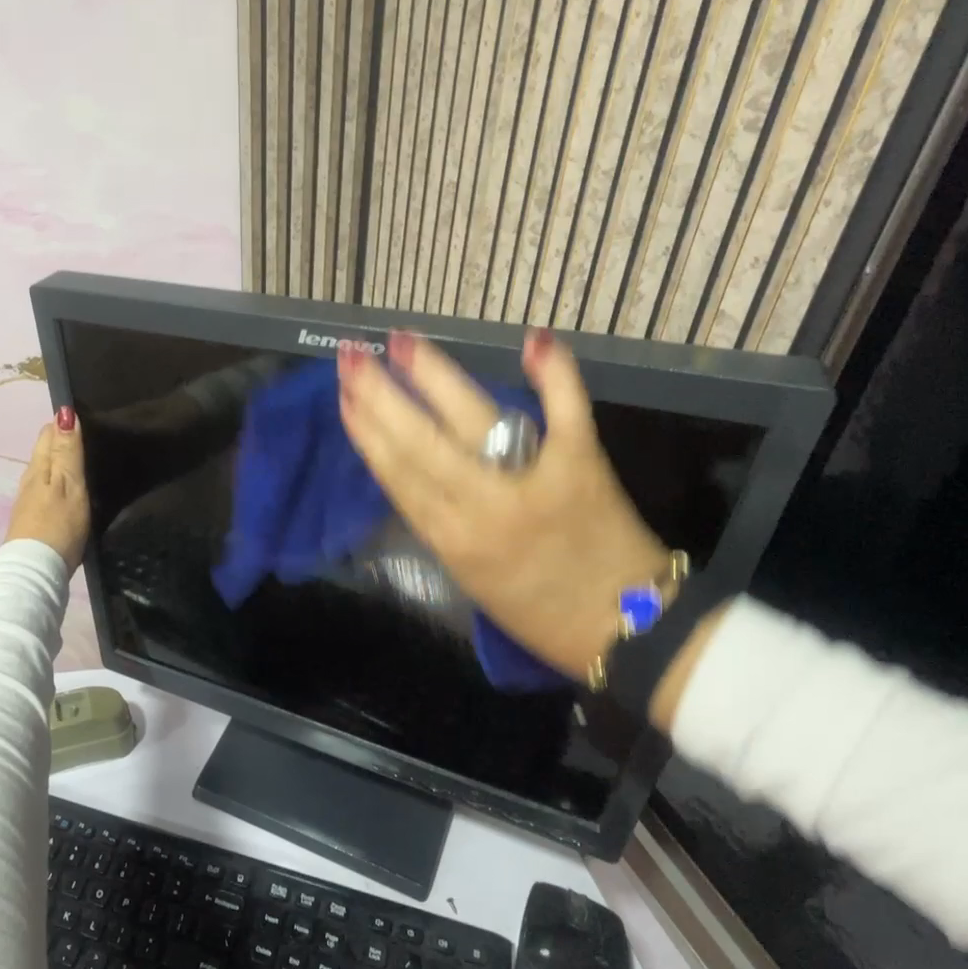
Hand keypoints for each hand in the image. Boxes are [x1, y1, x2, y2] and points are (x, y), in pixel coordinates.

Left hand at [5, 407, 89, 571]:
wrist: (36, 572)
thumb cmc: (58, 525)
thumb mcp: (69, 484)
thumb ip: (67, 451)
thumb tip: (63, 411)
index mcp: (38, 466)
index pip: (48, 432)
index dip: (65, 424)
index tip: (87, 419)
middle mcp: (29, 480)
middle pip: (45, 452)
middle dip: (62, 442)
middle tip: (91, 439)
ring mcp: (29, 502)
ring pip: (45, 472)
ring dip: (61, 465)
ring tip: (85, 464)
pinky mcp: (34, 521)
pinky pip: (47, 492)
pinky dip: (59, 486)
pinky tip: (72, 493)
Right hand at [337, 328, 670, 685]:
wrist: (623, 628)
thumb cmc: (534, 611)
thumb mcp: (467, 577)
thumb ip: (439, 521)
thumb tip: (412, 467)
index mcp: (450, 540)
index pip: (397, 475)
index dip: (366, 431)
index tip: (344, 396)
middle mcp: (481, 508)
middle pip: (420, 443)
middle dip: (382, 396)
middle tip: (353, 357)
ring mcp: (531, 482)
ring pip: (472, 420)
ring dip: (435, 377)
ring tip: (403, 342)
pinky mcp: (581, 466)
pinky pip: (565, 413)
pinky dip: (556, 375)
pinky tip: (534, 340)